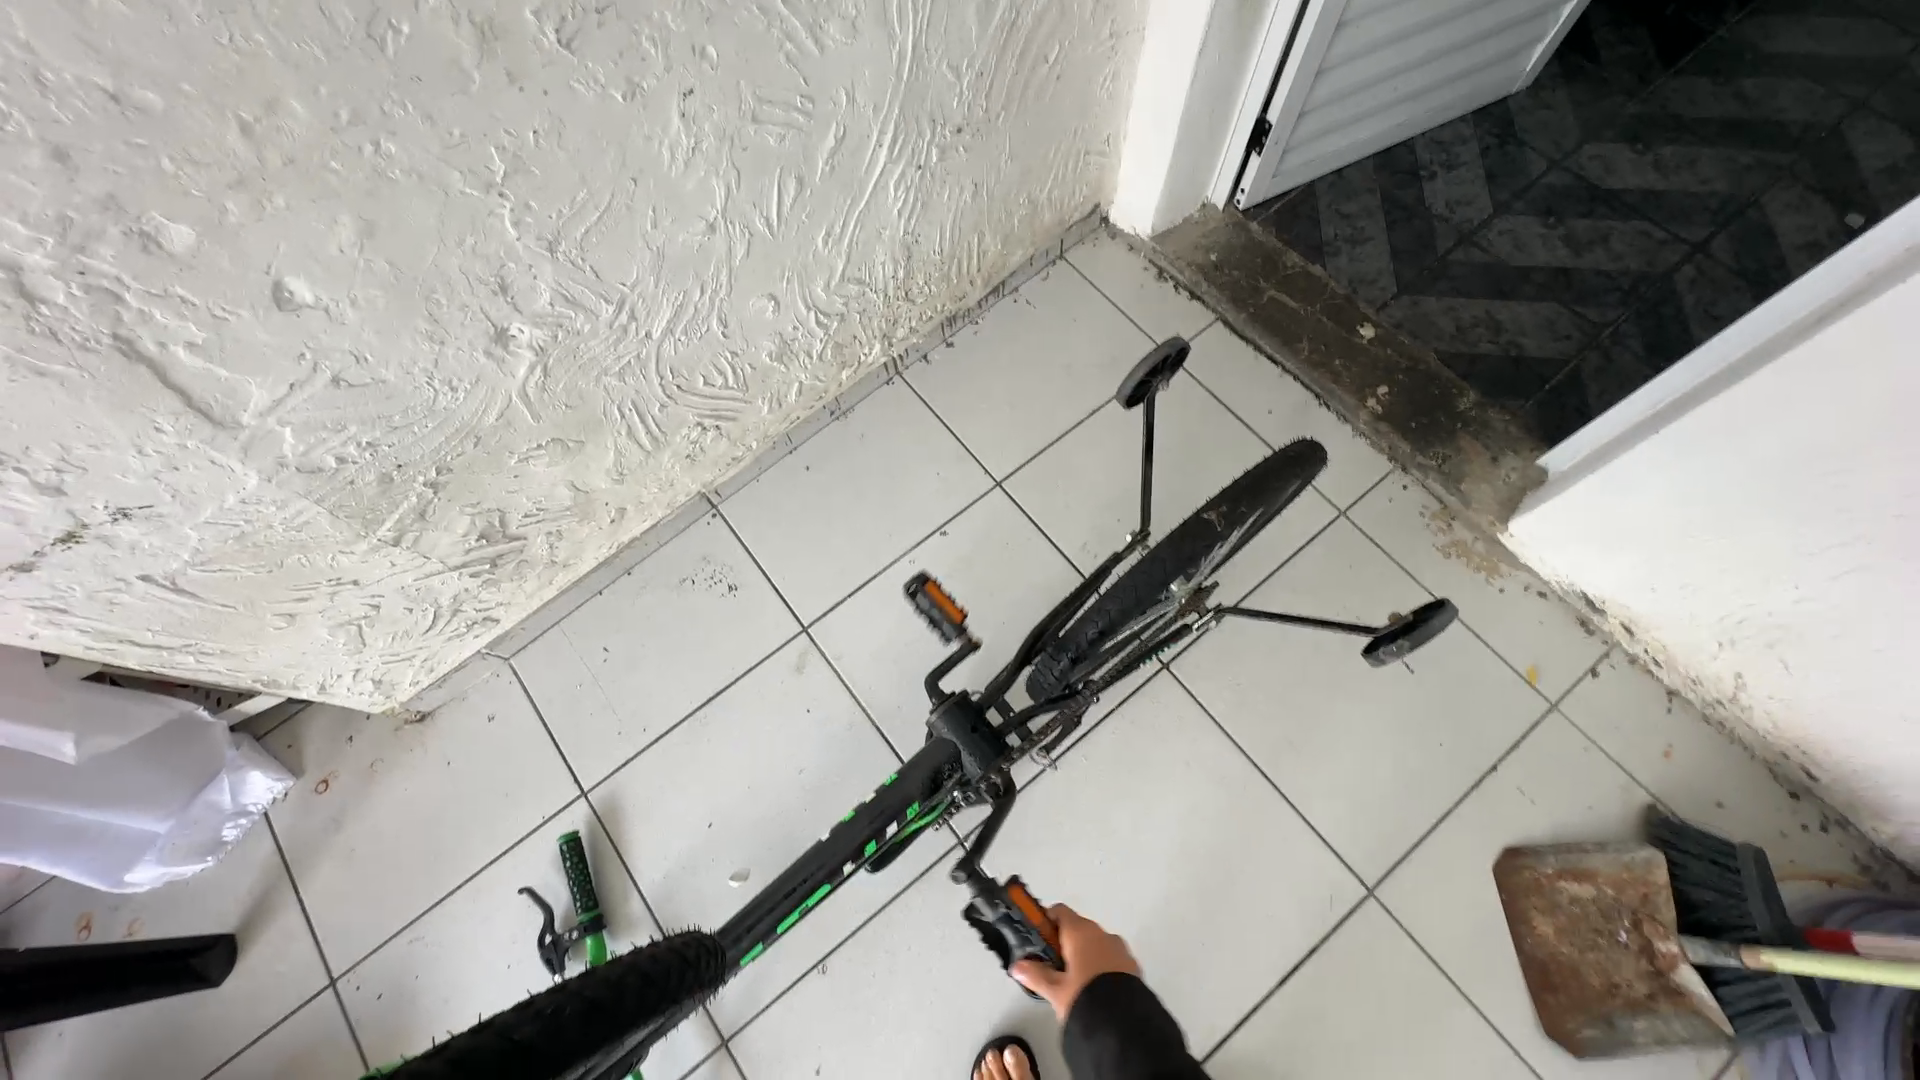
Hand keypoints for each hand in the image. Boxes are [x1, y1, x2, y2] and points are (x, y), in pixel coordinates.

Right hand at [1010, 903, 1140, 1021]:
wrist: (1126, 1025)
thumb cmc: (1085, 998)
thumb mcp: (1056, 991)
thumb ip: (1035, 976)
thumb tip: (1017, 967)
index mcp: (1080, 932)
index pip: (1059, 912)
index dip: (1046, 921)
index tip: (1037, 938)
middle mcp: (1102, 933)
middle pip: (1077, 928)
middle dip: (1064, 943)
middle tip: (1051, 965)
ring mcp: (1120, 948)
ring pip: (1096, 943)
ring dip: (1084, 955)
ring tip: (1073, 982)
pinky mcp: (1133, 966)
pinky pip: (1110, 958)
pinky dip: (1101, 966)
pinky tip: (1095, 988)